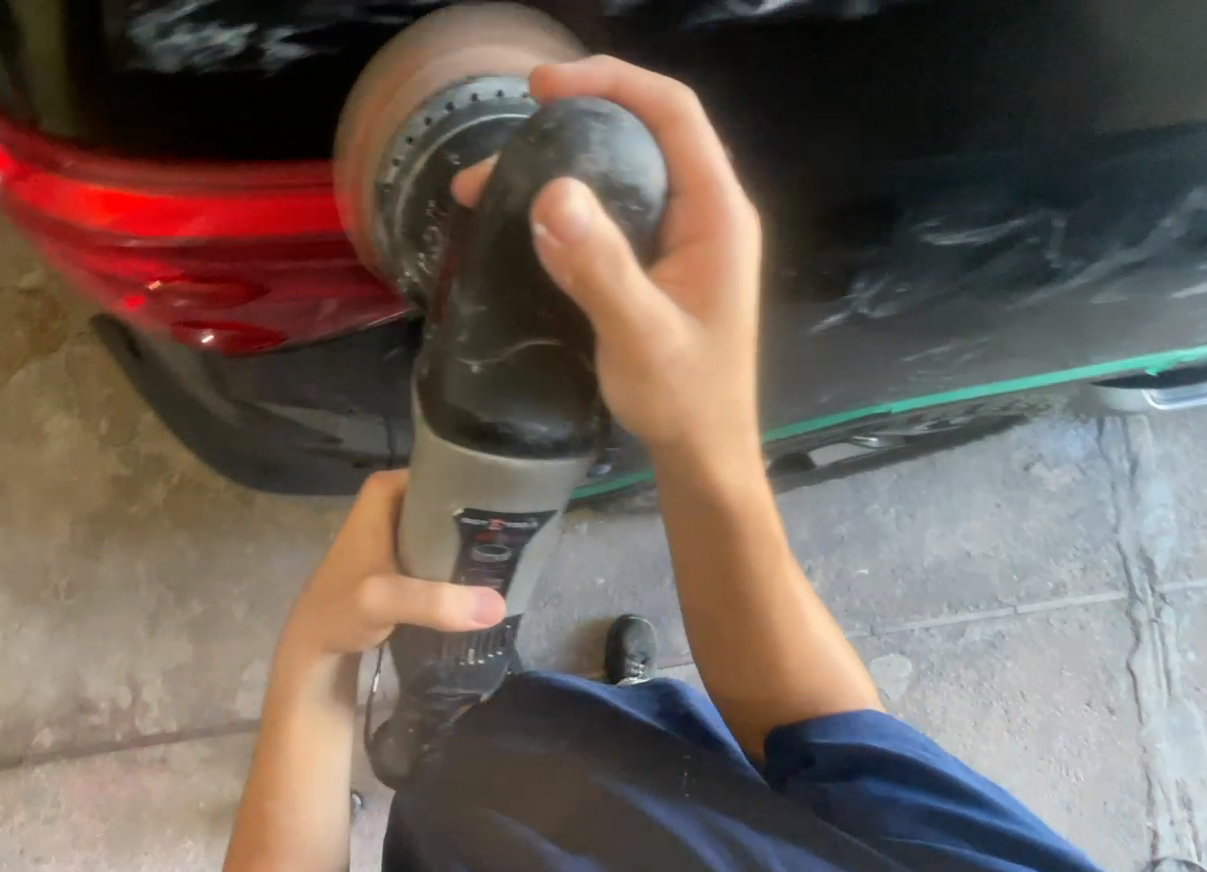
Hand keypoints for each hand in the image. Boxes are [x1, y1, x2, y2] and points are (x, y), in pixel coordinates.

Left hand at [275, 471, 505, 668]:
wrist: (316, 647)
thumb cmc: (340, 611)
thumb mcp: (383, 600)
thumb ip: (433, 601)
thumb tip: (496, 606)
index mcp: (385, 491)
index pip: (445, 470)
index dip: (481, 485)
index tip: (519, 504)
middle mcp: (395, 501)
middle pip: (453, 499)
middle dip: (485, 518)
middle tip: (526, 535)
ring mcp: (401, 530)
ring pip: (452, 527)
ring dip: (478, 543)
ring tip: (519, 553)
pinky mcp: (408, 559)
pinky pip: (447, 551)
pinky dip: (465, 563)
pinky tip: (492, 574)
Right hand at [452, 56, 763, 464]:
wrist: (702, 454)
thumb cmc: (684, 400)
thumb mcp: (641, 336)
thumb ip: (601, 267)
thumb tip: (550, 192)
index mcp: (717, 214)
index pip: (672, 113)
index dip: (610, 83)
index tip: (542, 90)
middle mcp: (704, 215)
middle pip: (641, 138)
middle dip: (569, 131)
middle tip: (497, 156)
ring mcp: (681, 243)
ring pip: (622, 180)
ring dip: (559, 175)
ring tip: (489, 192)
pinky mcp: (659, 270)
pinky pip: (614, 220)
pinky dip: (568, 214)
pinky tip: (525, 228)